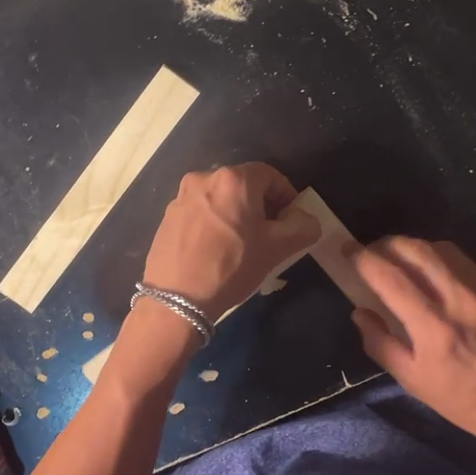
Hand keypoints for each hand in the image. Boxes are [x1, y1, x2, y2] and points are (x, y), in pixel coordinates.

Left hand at [141, 163, 321, 320]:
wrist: (177, 299)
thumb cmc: (232, 267)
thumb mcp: (276, 249)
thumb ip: (302, 228)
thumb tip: (308, 221)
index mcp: (233, 180)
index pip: (270, 175)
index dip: (286, 194)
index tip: (291, 218)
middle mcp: (204, 178)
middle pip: (242, 184)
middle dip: (260, 204)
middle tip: (270, 231)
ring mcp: (181, 197)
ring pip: (219, 198)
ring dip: (235, 213)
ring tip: (242, 242)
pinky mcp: (167, 217)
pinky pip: (200, 212)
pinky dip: (213, 222)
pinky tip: (215, 249)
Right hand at [351, 238, 475, 447]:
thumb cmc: (460, 399)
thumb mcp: (411, 380)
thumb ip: (380, 343)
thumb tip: (359, 311)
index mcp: (433, 328)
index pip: (391, 279)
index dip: (364, 260)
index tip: (346, 251)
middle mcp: (457, 301)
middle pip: (415, 251)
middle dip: (385, 245)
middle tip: (368, 252)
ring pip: (438, 248)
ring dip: (410, 246)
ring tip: (394, 257)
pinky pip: (459, 259)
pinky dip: (435, 255)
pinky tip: (425, 268)